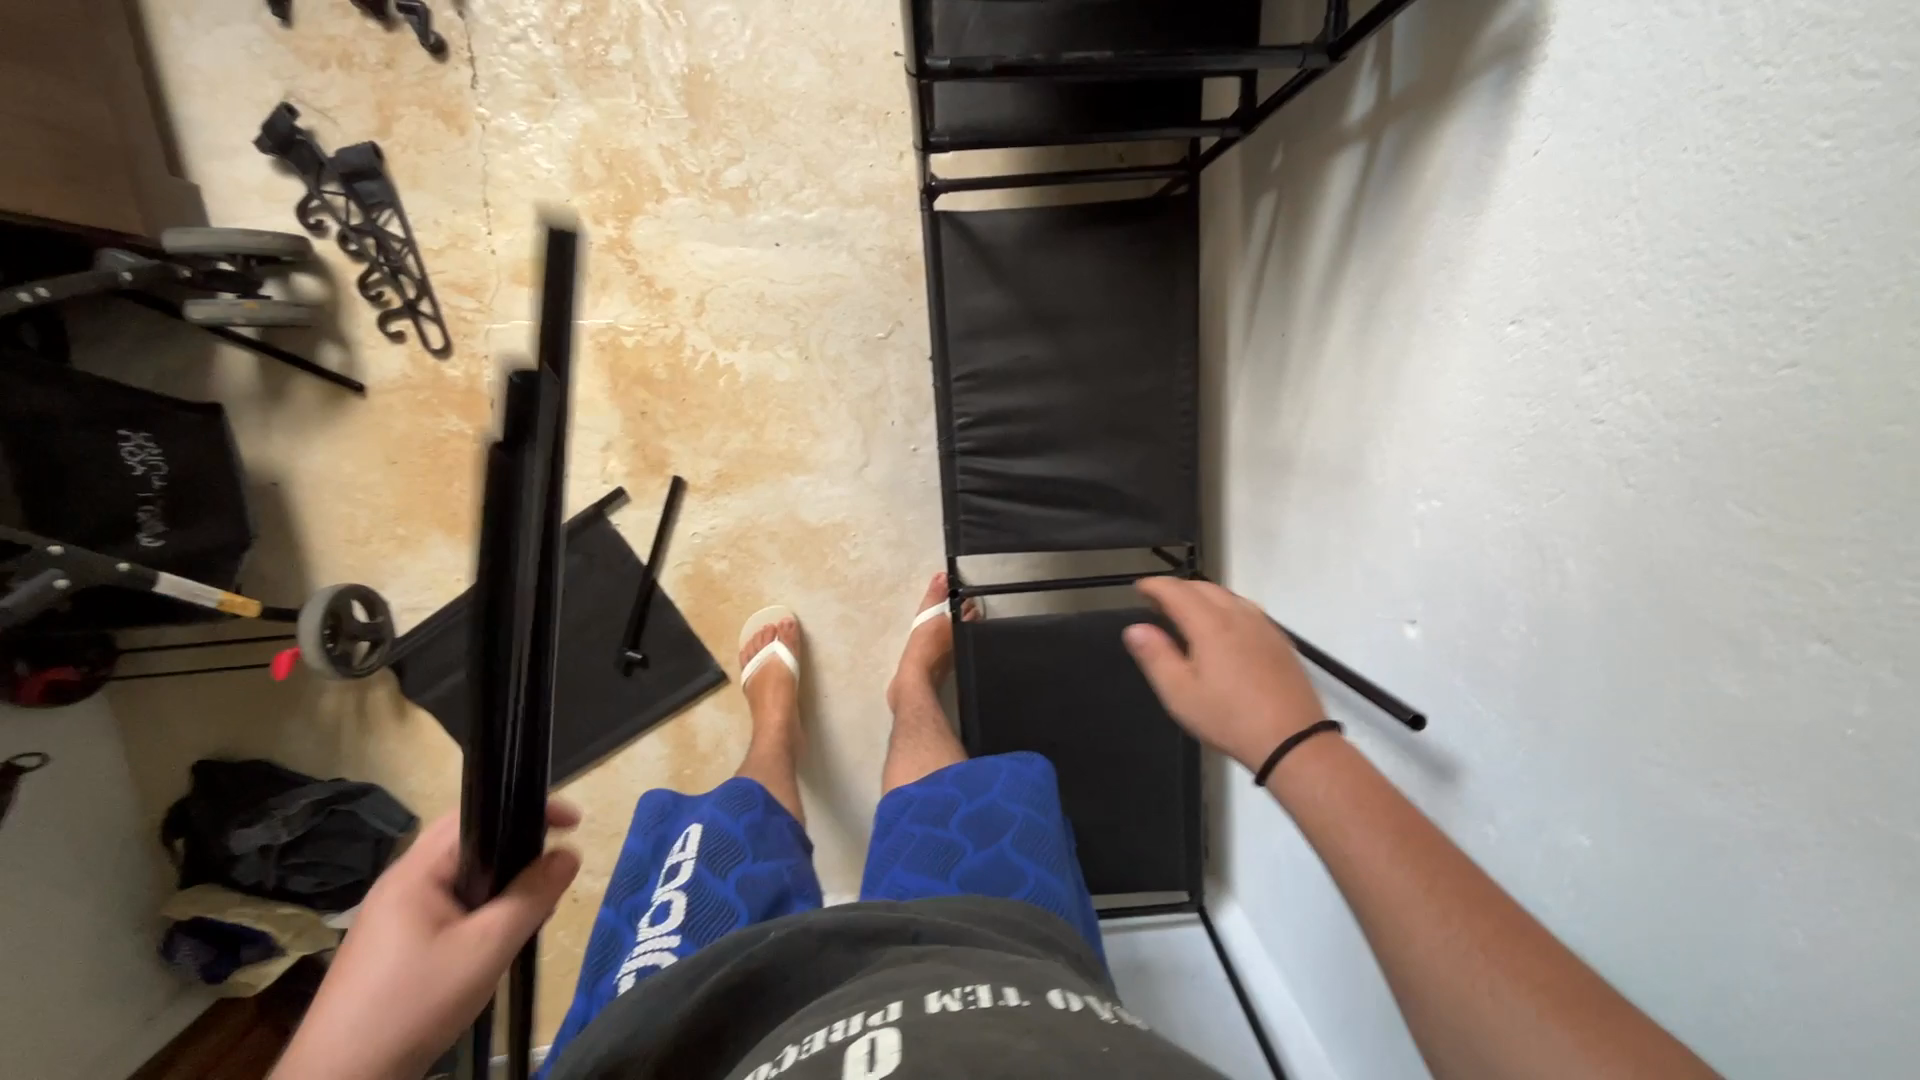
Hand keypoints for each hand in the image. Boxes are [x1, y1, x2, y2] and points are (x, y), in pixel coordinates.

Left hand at [272, 802, 582, 1079]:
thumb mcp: (487, 948)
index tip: (572, 823)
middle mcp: (401, 884)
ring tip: (532, 910)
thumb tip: (569, 854)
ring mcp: (392, 916)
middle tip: (554, 869)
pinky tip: (495, 941)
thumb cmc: (414, 1004)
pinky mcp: (393, 945)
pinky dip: (481, 909)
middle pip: (470, 845)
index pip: (476, 815)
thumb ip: (532, 896)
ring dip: (501, 883)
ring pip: (461, 879)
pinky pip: (449, 906)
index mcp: (416, 872)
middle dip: (517, 849)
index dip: (525, 808)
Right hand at [1124, 578, 1328, 771]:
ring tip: (1188, 612)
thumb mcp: (1180, 693)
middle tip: (1158, 603)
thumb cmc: (1228, 719)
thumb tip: (1134, 628)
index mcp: (1210, 625)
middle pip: (1204, 588)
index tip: (1139, 588)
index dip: (1155, 586)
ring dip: (1203, 596)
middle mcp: (1239, 616)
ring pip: (1229, 596)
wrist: (1293, 741)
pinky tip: (1225, 629)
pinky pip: (1248, 610)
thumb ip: (1155, 656)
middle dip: (1178, 589)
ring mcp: (1264, 627)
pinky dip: (1226, 608)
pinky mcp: (1281, 642)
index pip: (1177, 591)